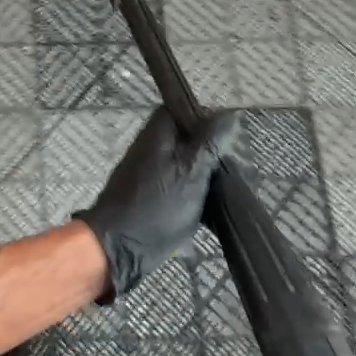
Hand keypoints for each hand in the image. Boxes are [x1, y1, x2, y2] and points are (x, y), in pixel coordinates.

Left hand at [73, 107, 238, 302]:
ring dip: (206, 178)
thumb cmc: (158, 204)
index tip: (228, 137)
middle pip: (185, 139)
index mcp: (157, 134)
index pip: (180, 109)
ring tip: (229, 192)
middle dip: (210, 152)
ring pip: (185, 166)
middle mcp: (150, 148)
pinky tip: (215, 213)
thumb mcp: (192, 171)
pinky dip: (196, 197)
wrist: (121, 247)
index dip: (205, 118)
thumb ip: (210, 141)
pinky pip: (179, 189)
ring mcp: (150, 174)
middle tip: (234, 169)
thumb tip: (229, 112)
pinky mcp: (153, 199)